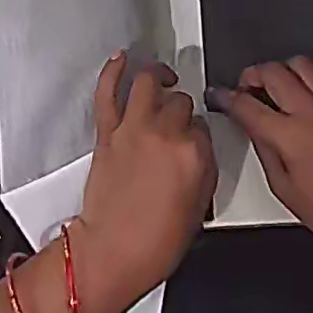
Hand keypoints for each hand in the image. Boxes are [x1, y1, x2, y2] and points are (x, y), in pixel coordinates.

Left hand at [77, 54, 216, 306]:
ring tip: (162, 77)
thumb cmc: (155, 240)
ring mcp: (134, 129)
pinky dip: (113, 71)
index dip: (198, 133)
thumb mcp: (200, 204)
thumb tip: (199, 146)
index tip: (192, 142)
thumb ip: (204, 166)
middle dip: (181, 110)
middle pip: (181, 102)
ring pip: (150, 83)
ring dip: (157, 76)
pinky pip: (108, 92)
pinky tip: (121, 58)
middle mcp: (166, 134)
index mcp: (195, 154)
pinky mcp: (108, 133)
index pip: (203, 125)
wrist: (113, 253)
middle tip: (177, 123)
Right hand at [215, 58, 312, 247]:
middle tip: (244, 87)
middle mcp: (310, 113)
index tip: (220, 96)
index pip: (247, 105)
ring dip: (280, 68)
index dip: (226, 98)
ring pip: (299, 64)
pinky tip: (302, 83)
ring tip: (271, 82)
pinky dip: (310, 72)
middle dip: (251, 75)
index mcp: (289, 135)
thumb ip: (263, 149)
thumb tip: (252, 128)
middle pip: (272, 72)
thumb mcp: (282, 186)